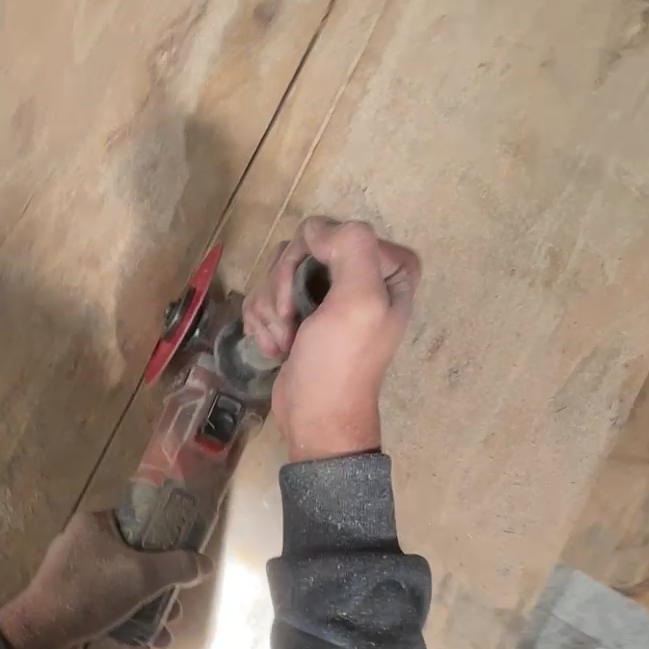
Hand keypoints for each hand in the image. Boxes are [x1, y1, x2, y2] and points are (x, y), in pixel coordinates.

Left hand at [0, 512, 211, 648]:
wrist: (41, 634)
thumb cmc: (92, 593)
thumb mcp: (143, 576)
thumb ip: (178, 567)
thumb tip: (205, 563)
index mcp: (96, 524)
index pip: (140, 523)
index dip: (166, 542)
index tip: (185, 563)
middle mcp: (84, 544)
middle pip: (137, 560)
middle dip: (161, 591)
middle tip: (177, 610)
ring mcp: (76, 575)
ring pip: (124, 589)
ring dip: (148, 613)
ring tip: (164, 637)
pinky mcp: (72, 602)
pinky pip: (108, 607)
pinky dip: (126, 625)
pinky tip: (141, 648)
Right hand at [241, 217, 420, 461]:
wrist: (315, 418)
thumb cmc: (340, 365)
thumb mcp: (358, 302)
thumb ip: (350, 247)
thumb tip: (314, 230)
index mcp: (387, 264)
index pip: (330, 231)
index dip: (307, 261)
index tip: (302, 302)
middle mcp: (359, 273)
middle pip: (298, 250)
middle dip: (282, 291)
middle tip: (288, 325)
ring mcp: (326, 294)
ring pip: (276, 273)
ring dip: (270, 311)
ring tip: (283, 343)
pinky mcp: (299, 314)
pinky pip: (265, 297)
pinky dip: (262, 323)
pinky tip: (274, 347)